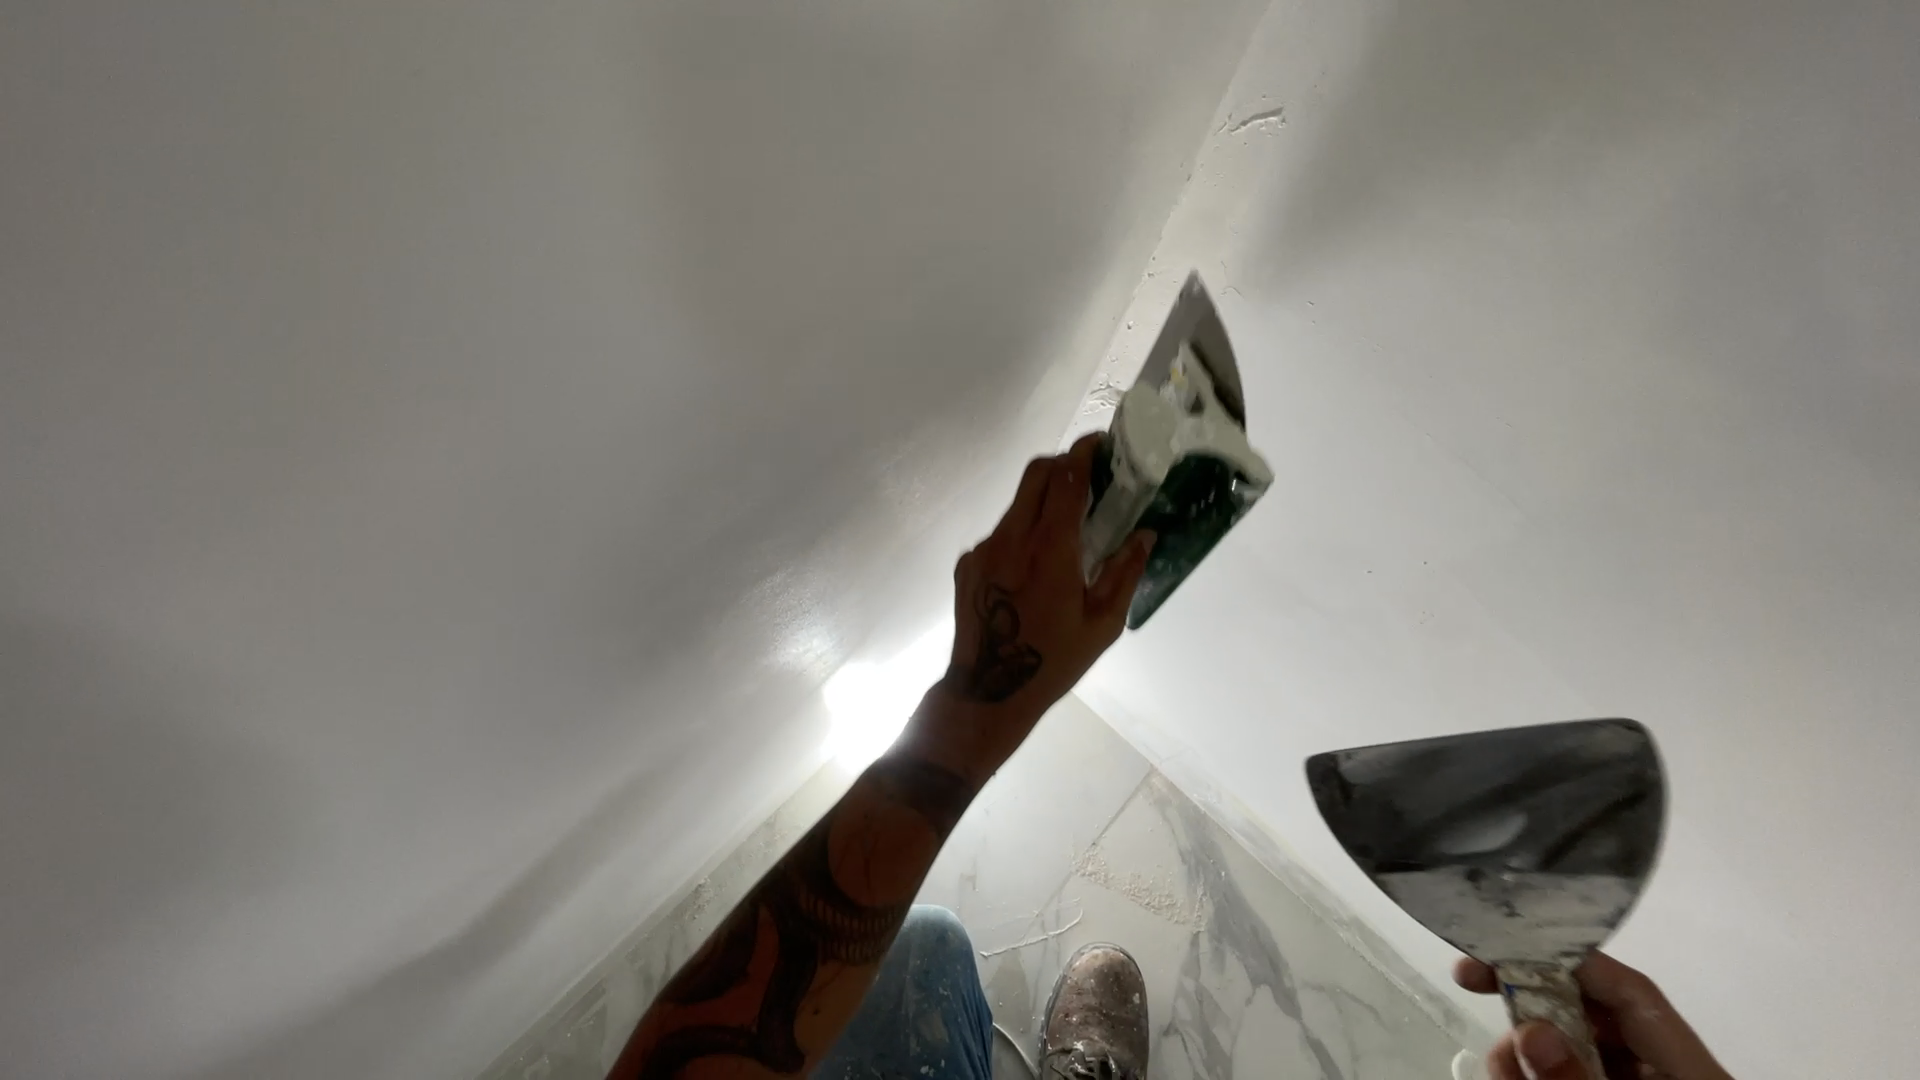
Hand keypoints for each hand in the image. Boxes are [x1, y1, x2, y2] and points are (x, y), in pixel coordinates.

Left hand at [920, 434, 1152, 777]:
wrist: (988, 690)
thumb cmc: (1054, 660)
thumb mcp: (1104, 623)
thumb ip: (1126, 571)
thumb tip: (1146, 534)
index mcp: (1050, 550)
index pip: (1066, 479)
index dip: (1085, 452)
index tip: (1102, 444)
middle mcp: (1012, 539)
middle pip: (1036, 475)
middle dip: (1064, 465)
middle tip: (1089, 480)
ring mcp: (984, 549)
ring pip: (1017, 504)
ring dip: (1044, 503)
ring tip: (1066, 533)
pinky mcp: (968, 563)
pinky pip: (1001, 533)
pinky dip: (1023, 534)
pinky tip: (1034, 569)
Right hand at [1453, 952, 1732, 1079]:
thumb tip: (1529, 1030)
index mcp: (1693, 1074)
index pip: (1631, 991)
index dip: (1566, 959)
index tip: (1499, 950)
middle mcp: (1670, 1076)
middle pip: (1594, 1011)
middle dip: (1527, 999)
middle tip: (1467, 981)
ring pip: (1574, 1045)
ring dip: (1524, 1047)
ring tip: (1496, 1070)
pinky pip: (1572, 1073)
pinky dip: (1535, 1073)